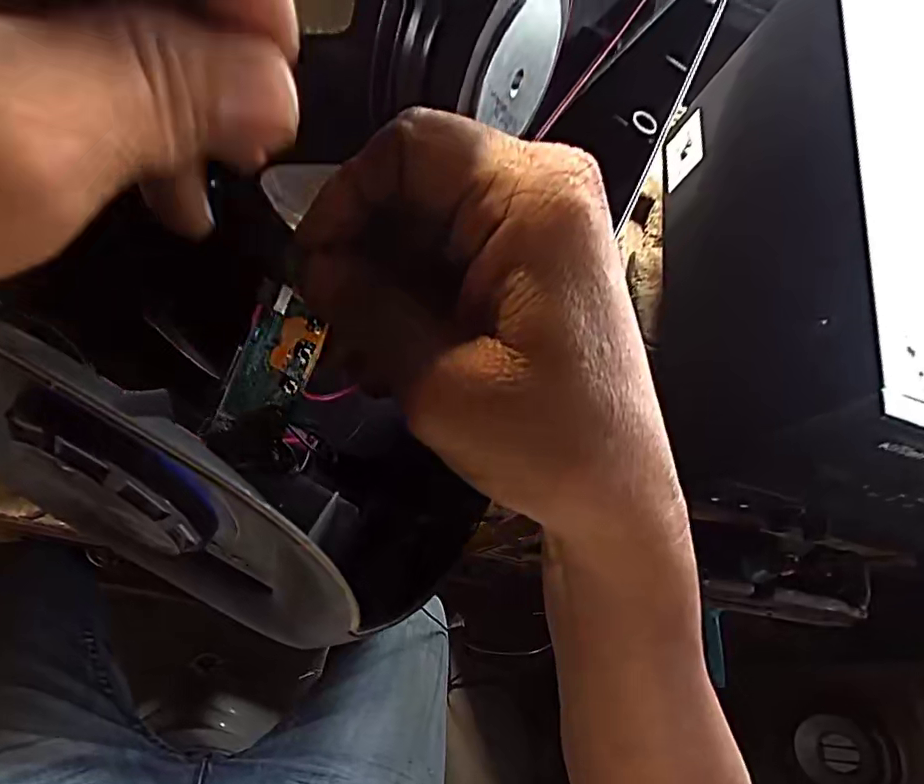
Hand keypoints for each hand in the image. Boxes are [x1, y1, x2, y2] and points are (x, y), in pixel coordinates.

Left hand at [0, 0, 298, 434]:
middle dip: (191, 42)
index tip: (272, 94)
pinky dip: (82, 70)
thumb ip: (160, 94)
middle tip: (234, 148)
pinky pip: (21, 7)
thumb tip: (274, 89)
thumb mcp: (17, 146)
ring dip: (145, 71)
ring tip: (181, 181)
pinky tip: (109, 149)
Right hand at [294, 109, 684, 549]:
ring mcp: (543, 241)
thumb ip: (369, 311)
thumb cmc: (551, 446)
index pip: (408, 147)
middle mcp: (545, 200)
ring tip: (350, 353)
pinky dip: (414, 307)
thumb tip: (316, 268)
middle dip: (360, 256)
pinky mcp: (535, 280)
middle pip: (418, 192)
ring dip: (381, 291)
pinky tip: (385, 358)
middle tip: (322, 318)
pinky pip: (457, 271)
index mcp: (534, 199)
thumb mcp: (440, 382)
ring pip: (431, 237)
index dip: (344, 198)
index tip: (309, 259)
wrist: (615, 496)